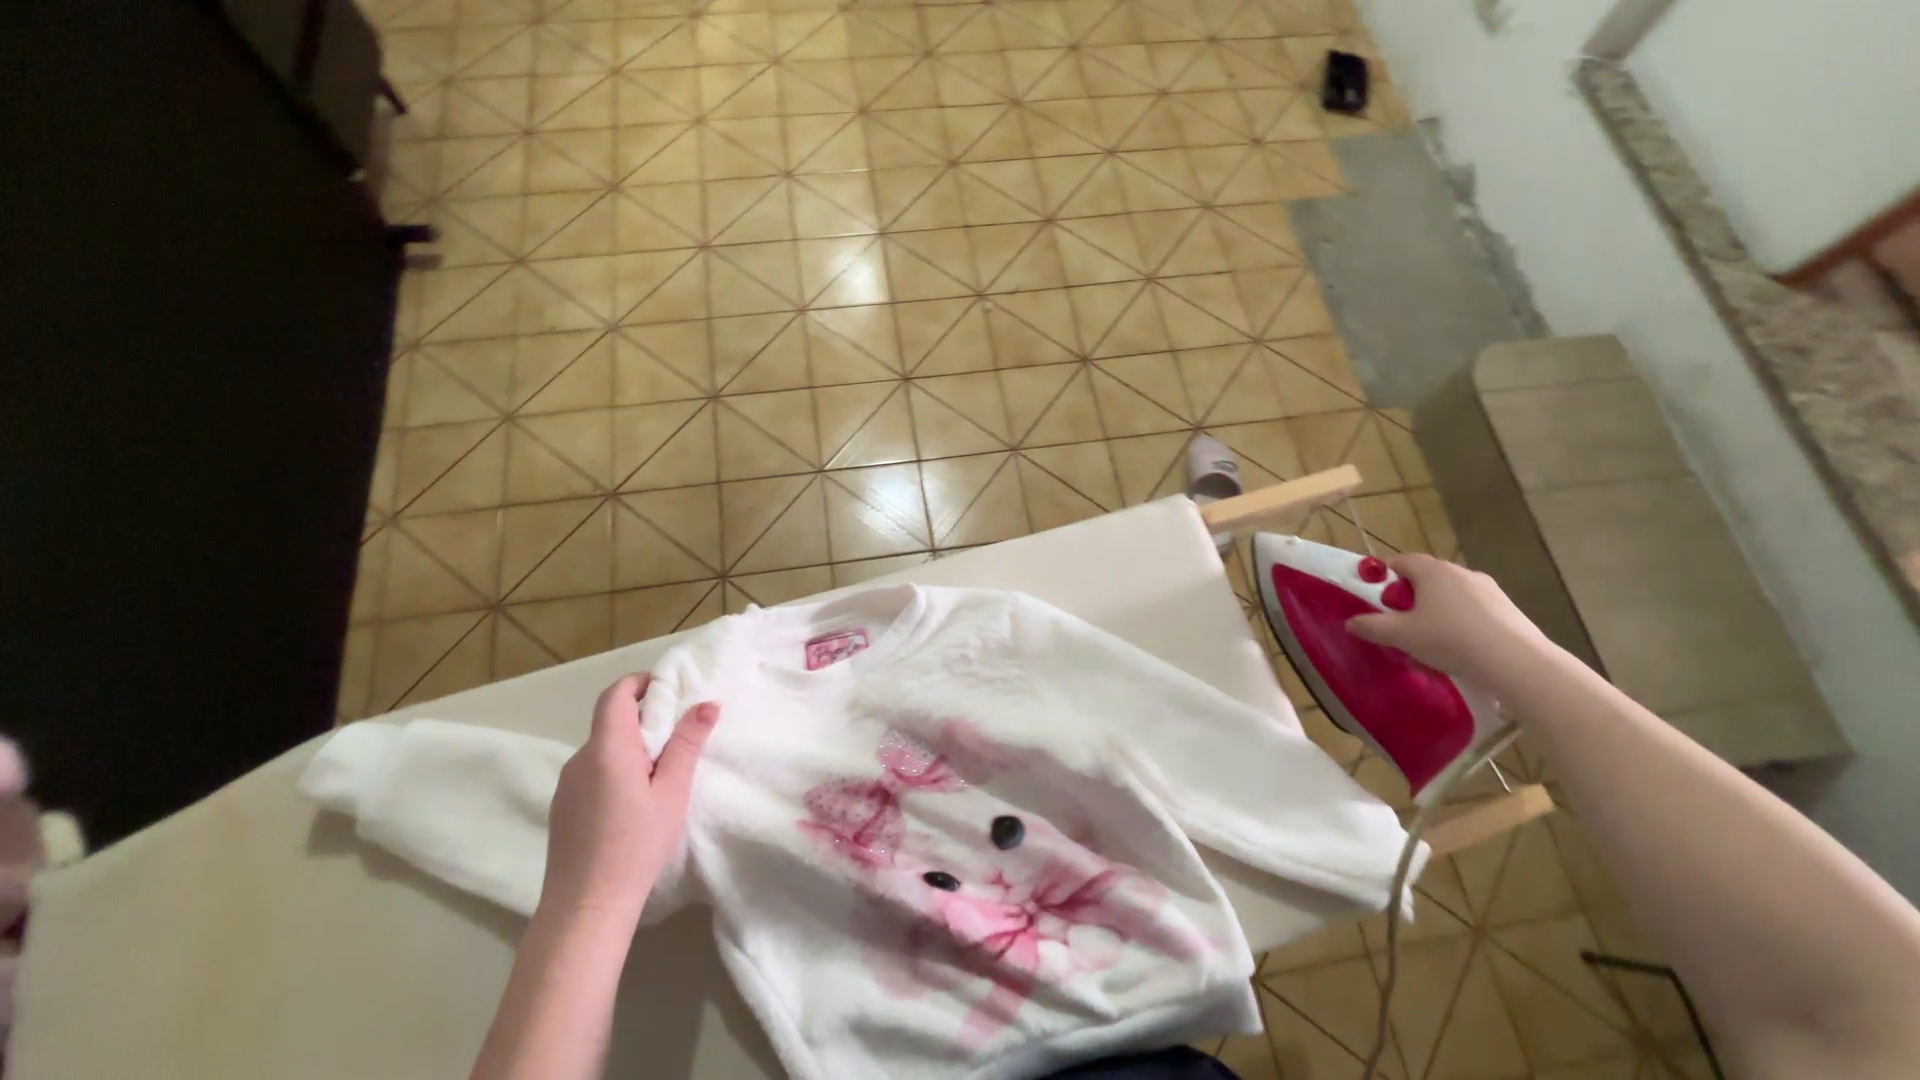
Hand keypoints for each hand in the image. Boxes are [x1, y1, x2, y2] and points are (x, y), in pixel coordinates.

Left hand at [540, 674, 718, 925]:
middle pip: (610, 722)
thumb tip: (707, 703)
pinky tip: (634, 804)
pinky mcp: (562, 807)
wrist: (586, 906)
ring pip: (602, 750)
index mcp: (607, 749)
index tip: (669, 691)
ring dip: (631, 749)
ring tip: (662, 778)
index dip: (640, 683)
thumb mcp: (673, 793)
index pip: (616, 695)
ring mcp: (566, 785)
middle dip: (645, 721)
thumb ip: (687, 744)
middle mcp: (580, 759)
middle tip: (679, 740)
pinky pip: (592, 774)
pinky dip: (615, 772)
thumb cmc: (637, 846)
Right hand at [1345, 554, 1552, 686]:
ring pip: (1451, 595)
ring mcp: (1489, 590)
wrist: (1516, 662)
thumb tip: (1351, 622)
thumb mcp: (1401, 636)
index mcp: (1433, 571)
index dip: (1385, 577)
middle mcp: (1461, 572)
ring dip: (1436, 612)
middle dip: (1410, 598)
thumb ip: (1372, 626)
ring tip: (1431, 642)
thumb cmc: (1450, 640)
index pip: (1401, 561)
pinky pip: (1473, 610)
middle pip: (1427, 578)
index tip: (1378, 600)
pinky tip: (1460, 649)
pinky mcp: (1507, 609)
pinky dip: (1461, 623)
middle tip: (1401, 625)